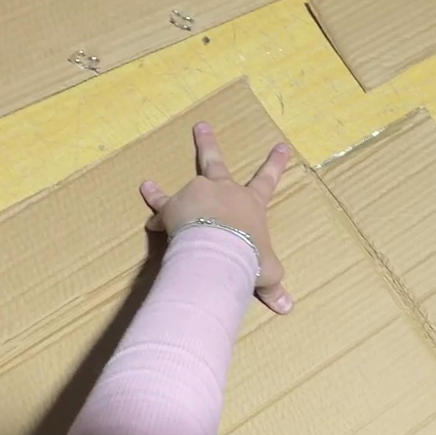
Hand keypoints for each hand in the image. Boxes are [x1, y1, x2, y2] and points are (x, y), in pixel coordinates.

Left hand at [140, 122, 293, 314]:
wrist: (221, 250)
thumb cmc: (250, 257)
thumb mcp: (267, 273)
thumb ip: (273, 287)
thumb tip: (287, 308)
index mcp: (251, 204)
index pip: (268, 181)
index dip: (276, 164)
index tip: (281, 147)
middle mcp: (225, 191)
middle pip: (216, 162)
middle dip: (208, 144)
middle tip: (201, 126)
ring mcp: (198, 194)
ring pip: (183, 187)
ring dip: (164, 190)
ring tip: (148, 185)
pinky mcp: (175, 206)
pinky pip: (161, 206)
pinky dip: (155, 210)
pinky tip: (149, 217)